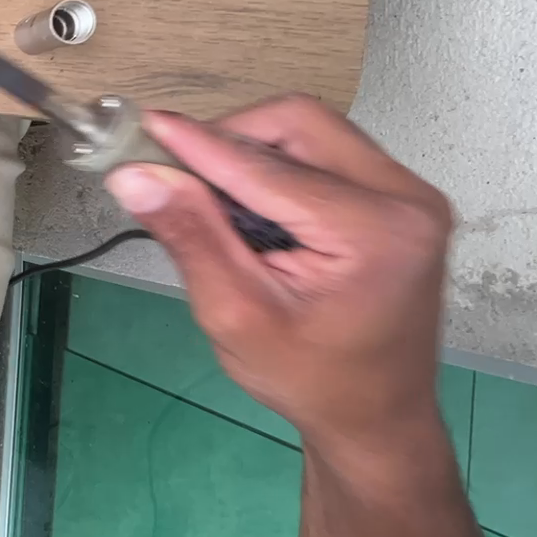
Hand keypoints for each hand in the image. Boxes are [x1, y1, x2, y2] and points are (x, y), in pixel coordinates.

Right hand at [102, 96, 454, 484]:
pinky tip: (239, 209)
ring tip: (205, 200)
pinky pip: (315, 153)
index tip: (139, 125)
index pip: (264, 166)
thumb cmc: (304, 374)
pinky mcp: (389, 198)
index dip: (194, 143)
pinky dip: (264, 166)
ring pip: (304, 131)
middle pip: (296, 123)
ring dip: (243, 151)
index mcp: (375, 229)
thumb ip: (189, 234)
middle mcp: (403, 196)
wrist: (373, 413)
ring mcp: (403, 193)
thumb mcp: (233, 310)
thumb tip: (133, 174)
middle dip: (225, 138)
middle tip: (174, 175)